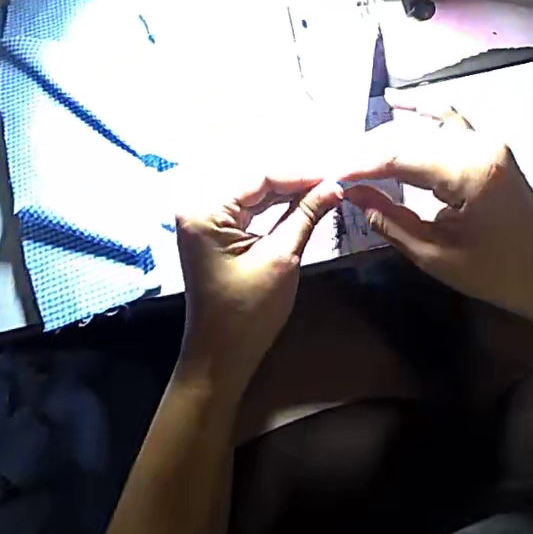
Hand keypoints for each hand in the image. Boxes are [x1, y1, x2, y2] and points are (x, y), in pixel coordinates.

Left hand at [174, 174, 343, 392]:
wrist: (221, 358)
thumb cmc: (249, 312)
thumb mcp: (281, 258)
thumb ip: (305, 215)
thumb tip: (333, 186)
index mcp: (205, 211)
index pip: (258, 179)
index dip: (299, 176)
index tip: (334, 175)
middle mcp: (198, 208)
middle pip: (254, 184)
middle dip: (294, 182)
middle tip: (333, 181)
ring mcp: (203, 221)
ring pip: (252, 196)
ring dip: (286, 194)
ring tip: (323, 189)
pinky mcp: (212, 233)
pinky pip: (246, 211)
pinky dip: (272, 209)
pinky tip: (300, 203)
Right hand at [338, 107, 532, 327]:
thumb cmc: (501, 273)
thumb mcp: (437, 256)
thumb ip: (390, 220)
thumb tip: (352, 194)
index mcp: (469, 172)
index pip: (399, 157)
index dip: (361, 165)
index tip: (331, 174)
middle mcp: (478, 145)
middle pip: (406, 138)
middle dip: (368, 153)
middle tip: (337, 170)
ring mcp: (485, 140)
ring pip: (422, 127)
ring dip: (386, 138)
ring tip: (355, 153)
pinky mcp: (486, 144)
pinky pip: (448, 117)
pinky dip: (422, 108)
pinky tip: (397, 101)